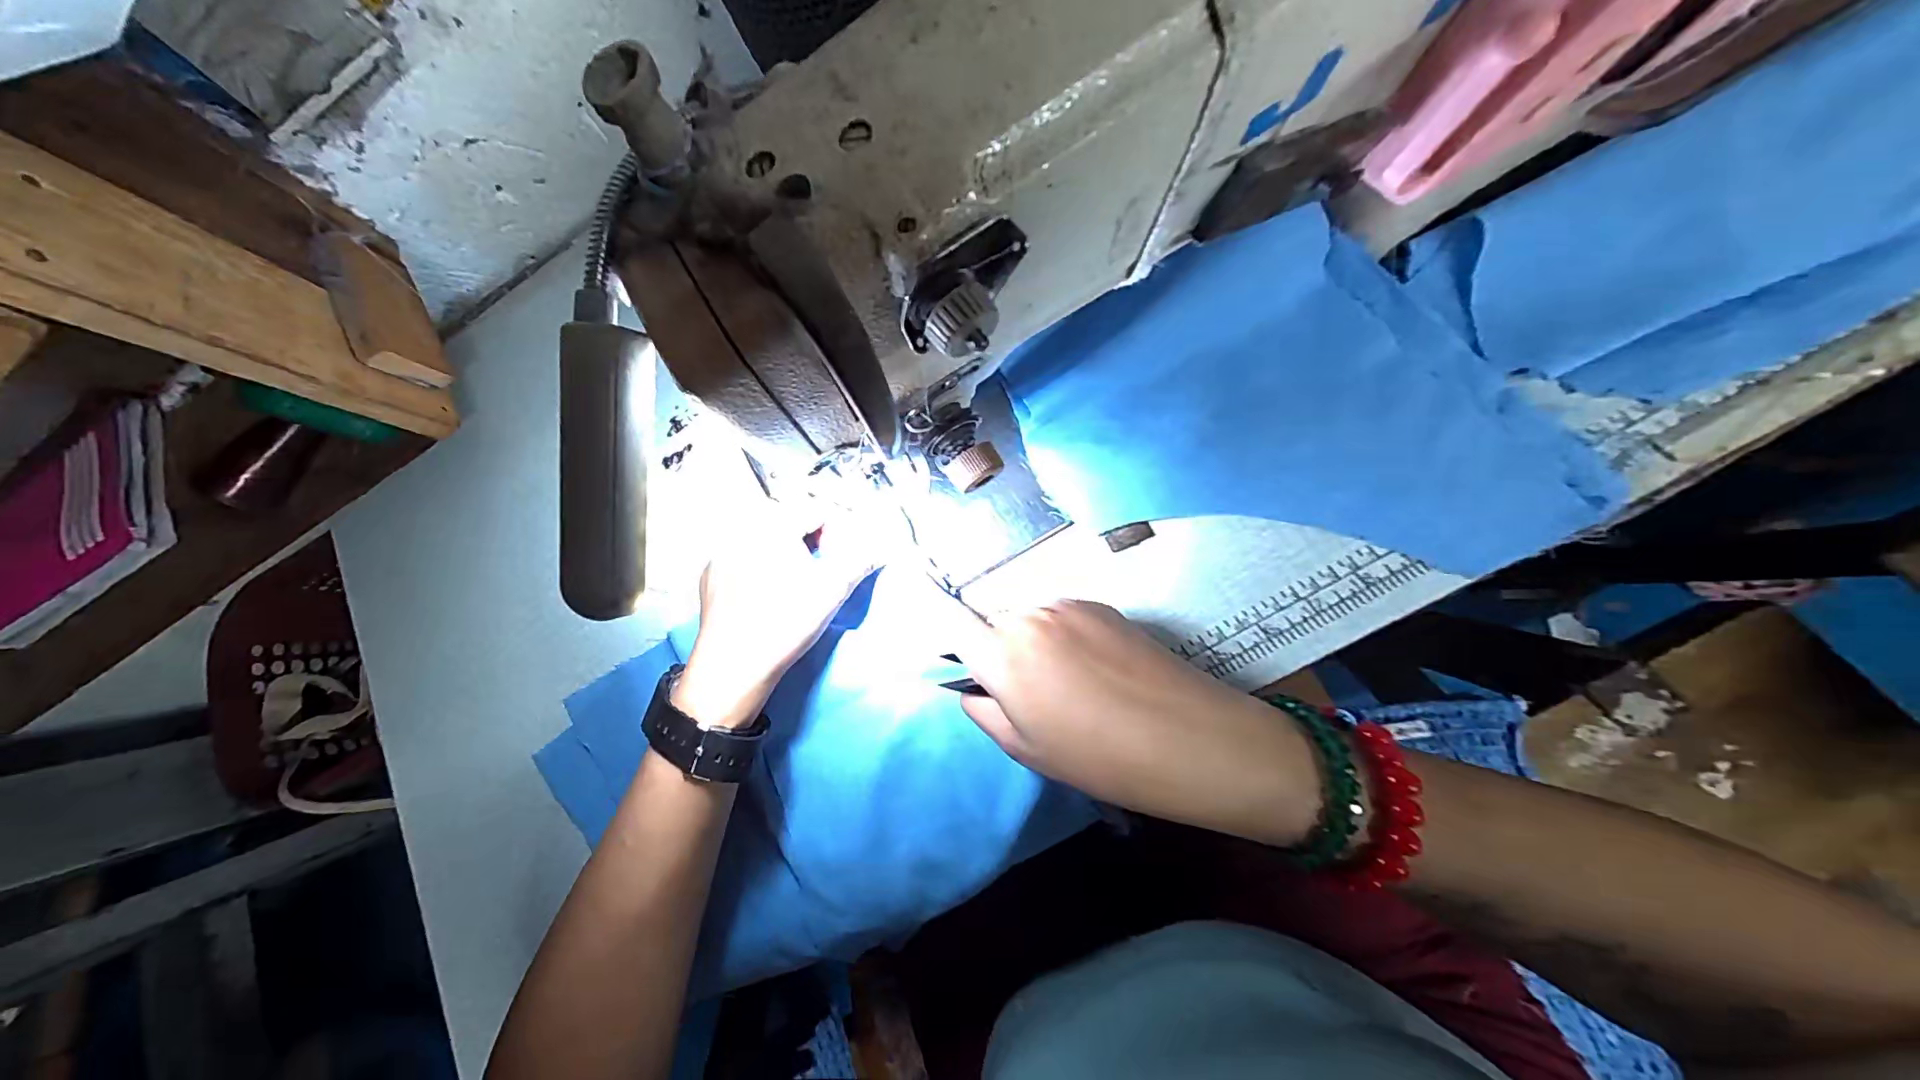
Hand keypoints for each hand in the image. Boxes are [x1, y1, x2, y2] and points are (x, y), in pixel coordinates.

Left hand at [672, 502, 878, 728]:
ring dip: (786, 552)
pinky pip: (744, 557)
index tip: (842, 559)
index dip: (839, 532)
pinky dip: (760, 566)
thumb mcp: (833, 589)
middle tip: (821, 571)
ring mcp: (721, 551)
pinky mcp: (710, 575)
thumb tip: (881, 548)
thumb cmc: (786, 623)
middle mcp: (741, 529)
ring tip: (796, 584)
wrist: (733, 666)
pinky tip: (767, 595)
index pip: (818, 509)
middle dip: (812, 541)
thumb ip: (861, 560)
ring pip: (765, 539)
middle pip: (790, 520)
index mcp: (772, 524)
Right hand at [944, 598, 1327, 845]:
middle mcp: (1031, 615)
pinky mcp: (1104, 604)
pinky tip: (1096, 671)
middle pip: (992, 621)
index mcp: (1003, 653)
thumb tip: (974, 688)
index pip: (948, 620)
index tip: (951, 657)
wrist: (1193, 738)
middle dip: (994, 648)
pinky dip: (1063, 636)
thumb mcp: (1027, 749)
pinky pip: (1062, 615)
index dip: (939, 631)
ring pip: (1029, 618)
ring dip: (1032, 642)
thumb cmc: (1101, 758)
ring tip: (1067, 684)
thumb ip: (985, 711)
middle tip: (1022, 691)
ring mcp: (1070, 604)